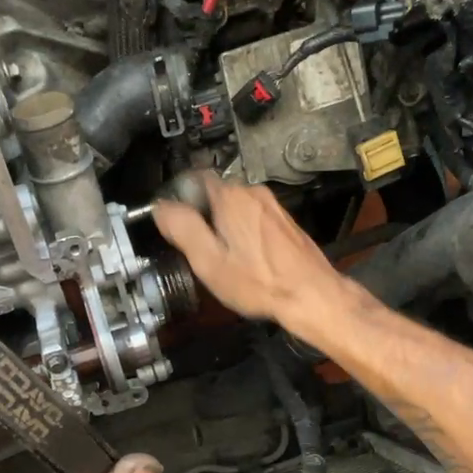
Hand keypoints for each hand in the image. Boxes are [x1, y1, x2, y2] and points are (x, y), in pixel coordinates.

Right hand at [153, 172, 343, 321]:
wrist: (310, 294)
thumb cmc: (259, 282)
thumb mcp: (209, 261)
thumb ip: (183, 229)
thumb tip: (162, 208)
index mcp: (230, 197)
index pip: (194, 178)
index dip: (179, 196)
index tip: (174, 218)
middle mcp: (252, 192)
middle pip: (216, 193)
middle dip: (203, 214)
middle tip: (196, 246)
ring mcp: (272, 205)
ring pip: (236, 206)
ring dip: (223, 224)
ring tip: (221, 255)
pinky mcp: (284, 221)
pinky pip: (253, 217)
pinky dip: (243, 231)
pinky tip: (245, 257)